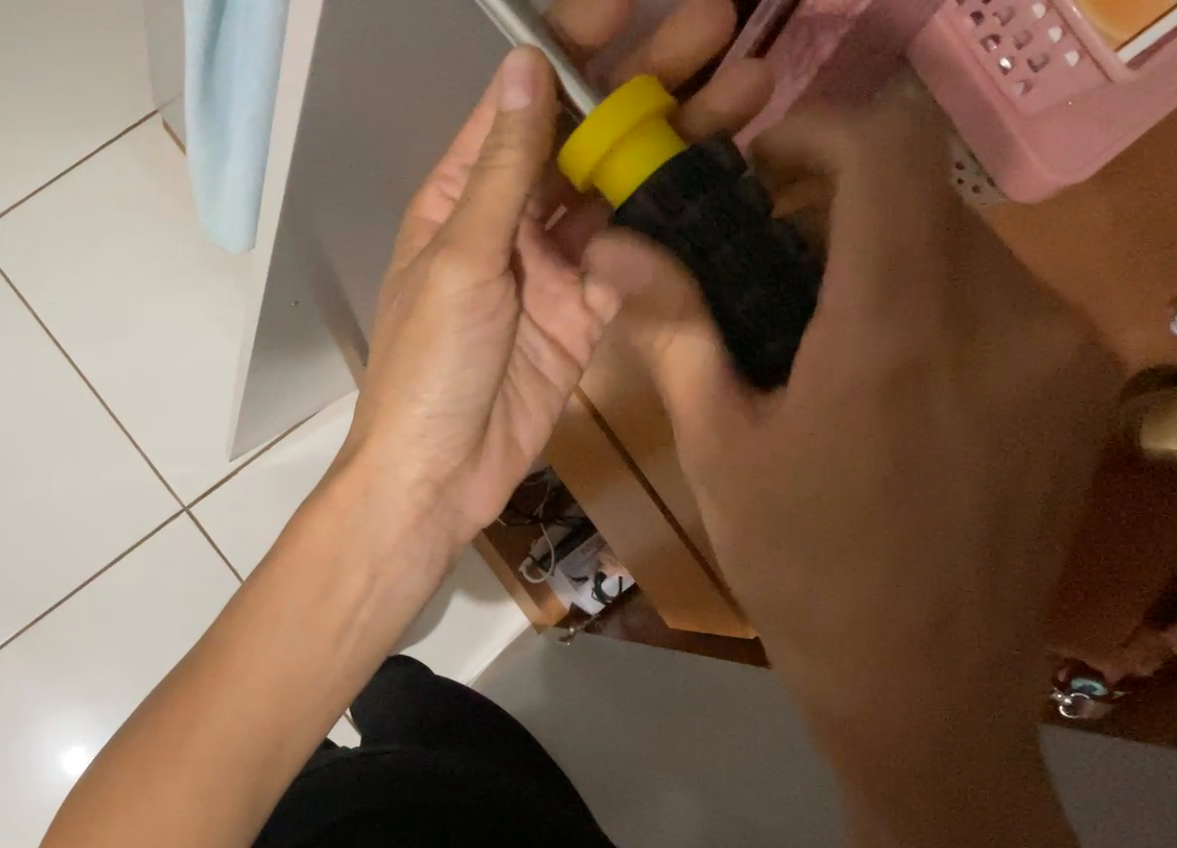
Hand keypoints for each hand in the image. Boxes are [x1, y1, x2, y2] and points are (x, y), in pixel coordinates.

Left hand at [337, 0, 772, 550]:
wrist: (437, 472)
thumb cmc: (428, 367)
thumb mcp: (459, 262)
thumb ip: (499, 171)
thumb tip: (522, 67)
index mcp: (461, 199)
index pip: (521, 104)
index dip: (572, 49)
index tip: (634, 6)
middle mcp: (509, 222)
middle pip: (582, 139)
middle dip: (645, 85)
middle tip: (723, 30)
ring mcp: (551, 268)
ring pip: (618, 190)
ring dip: (674, 142)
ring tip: (748, 88)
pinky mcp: (585, 314)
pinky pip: (634, 255)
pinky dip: (672, 219)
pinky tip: (722, 174)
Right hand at [586, 86, 1122, 749]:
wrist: (920, 678)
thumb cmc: (796, 566)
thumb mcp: (716, 447)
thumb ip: (674, 328)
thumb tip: (611, 248)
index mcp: (897, 330)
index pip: (889, 147)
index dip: (820, 126)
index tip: (757, 165)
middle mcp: (1006, 316)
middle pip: (924, 195)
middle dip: (837, 205)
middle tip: (759, 264)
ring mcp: (1062, 350)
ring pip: (964, 246)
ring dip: (882, 257)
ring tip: (812, 333)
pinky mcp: (1083, 385)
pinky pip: (1000, 300)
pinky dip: (930, 303)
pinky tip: (879, 380)